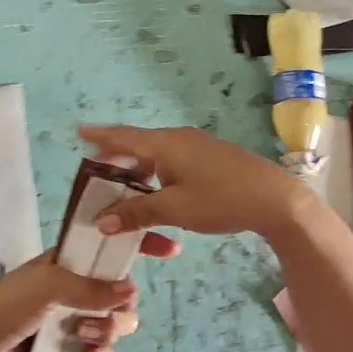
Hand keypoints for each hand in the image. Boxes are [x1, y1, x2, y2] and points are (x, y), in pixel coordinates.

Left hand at [0, 235, 178, 351]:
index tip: (170, 250)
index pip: (108, 245)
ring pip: (113, 321)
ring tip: (84, 336)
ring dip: (107, 330)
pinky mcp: (67, 346)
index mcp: (67, 260)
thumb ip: (90, 288)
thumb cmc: (7, 305)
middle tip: (102, 314)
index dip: (138, 244)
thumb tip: (131, 290)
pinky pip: (100, 347)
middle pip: (119, 290)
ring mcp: (71, 316)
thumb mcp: (48, 286)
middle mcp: (74, 285)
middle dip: (118, 305)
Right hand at [79, 125, 310, 238]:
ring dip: (136, 169)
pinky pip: (171, 161)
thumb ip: (137, 212)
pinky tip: (156, 191)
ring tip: (120, 185)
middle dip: (115, 157)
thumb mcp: (175, 209)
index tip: (78, 131)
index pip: (123, 137)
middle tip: (94, 169)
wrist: (275, 198)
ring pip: (156, 155)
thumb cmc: (221, 199)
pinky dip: (155, 173)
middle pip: (138, 145)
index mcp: (165, 144)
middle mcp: (177, 139)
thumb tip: (102, 220)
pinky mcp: (209, 158)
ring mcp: (196, 147)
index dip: (99, 137)